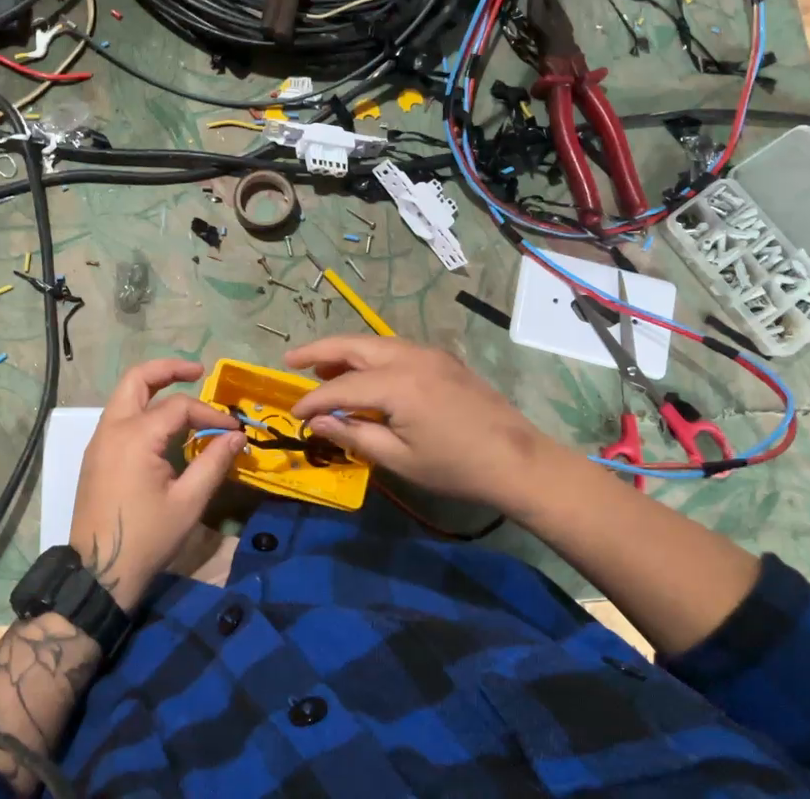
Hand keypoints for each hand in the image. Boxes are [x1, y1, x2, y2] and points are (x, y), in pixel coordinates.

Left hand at [70, 360, 245, 611]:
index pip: (179, 406)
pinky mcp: (95, 455)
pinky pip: (119, 417)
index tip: (233, 430)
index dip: (210, 413)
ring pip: (124, 396)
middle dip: (168, 369)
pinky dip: (142, 409)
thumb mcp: (188, 502)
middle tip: (198, 371)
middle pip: (137, 379)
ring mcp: (99, 441)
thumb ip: (213, 462)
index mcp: (135, 435)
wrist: (99, 571)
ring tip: (185, 396)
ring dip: (153, 388)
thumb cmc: (147, 537)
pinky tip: (165, 426)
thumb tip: (236, 435)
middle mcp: (111, 428)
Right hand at [287, 336, 559, 513]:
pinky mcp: (442, 360)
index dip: (313, 400)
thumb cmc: (455, 467)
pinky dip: (370, 355)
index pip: (340, 387)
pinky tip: (362, 372)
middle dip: (319, 350)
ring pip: (374, 342)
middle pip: (353, 345)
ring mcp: (429, 354)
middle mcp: (410, 357)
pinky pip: (395, 348)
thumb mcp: (398, 459)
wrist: (519, 461)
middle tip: (290, 359)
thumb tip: (317, 422)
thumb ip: (353, 435)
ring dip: (345, 351)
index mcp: (397, 384)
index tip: (294, 413)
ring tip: (320, 367)